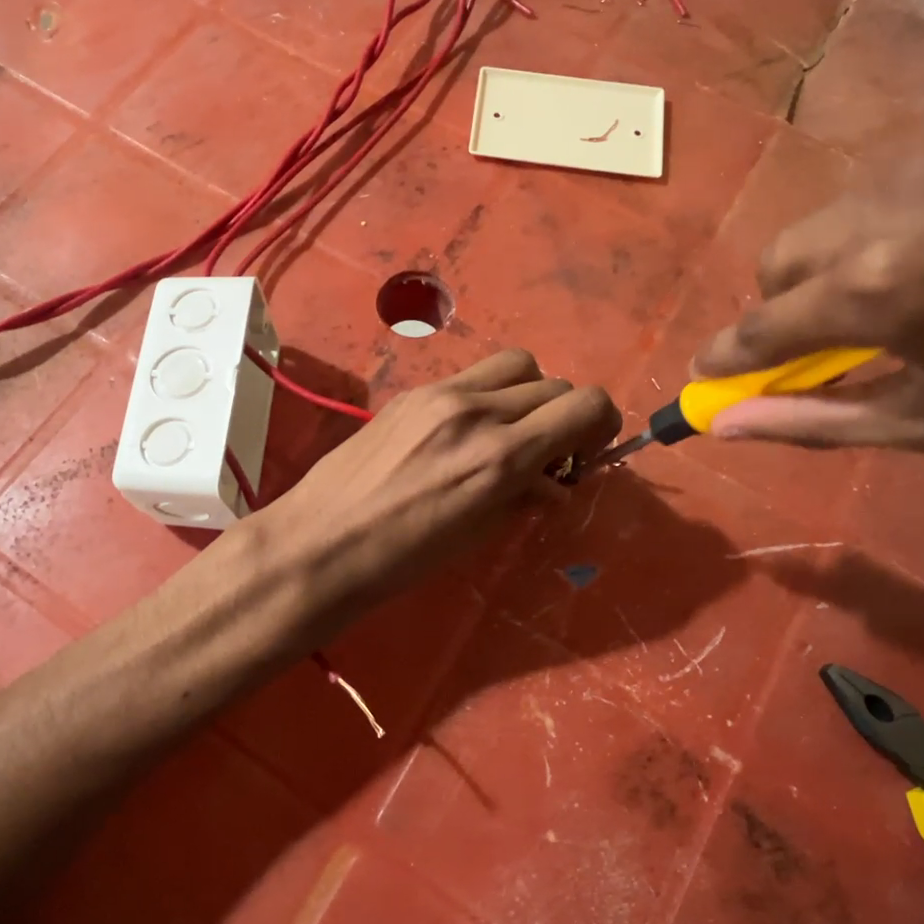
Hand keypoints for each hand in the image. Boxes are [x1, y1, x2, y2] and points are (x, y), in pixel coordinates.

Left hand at [254, 349, 619, 608]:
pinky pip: (472, 377)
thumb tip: (553, 482)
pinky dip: (488, 395)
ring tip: (509, 433)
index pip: (586, 406)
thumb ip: (523, 495)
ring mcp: (441, 395)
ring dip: (529, 395)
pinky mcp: (412, 393)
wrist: (322, 541)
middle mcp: (477, 411)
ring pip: (517, 366)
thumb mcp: (477, 533)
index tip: (586, 455)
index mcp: (501, 454)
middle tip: (547, 455)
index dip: (602, 427)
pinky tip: (464, 432)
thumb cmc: (402, 557)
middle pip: (555, 385)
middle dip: (565, 418)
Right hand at [699, 117, 923, 451]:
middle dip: (784, 306)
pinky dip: (894, 223)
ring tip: (908, 291)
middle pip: (779, 259)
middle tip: (831, 340)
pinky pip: (894, 182)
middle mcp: (886, 208)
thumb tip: (725, 426)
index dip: (726, 358)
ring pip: (832, 215)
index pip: (759, 326)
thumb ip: (818, 420)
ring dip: (836, 262)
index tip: (705, 377)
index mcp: (877, 290)